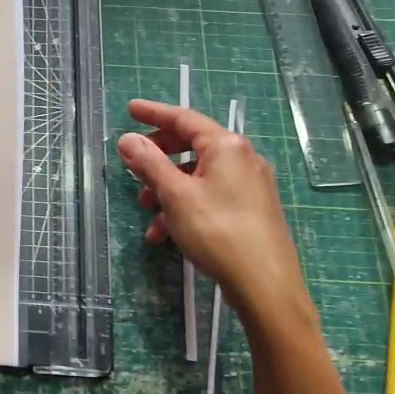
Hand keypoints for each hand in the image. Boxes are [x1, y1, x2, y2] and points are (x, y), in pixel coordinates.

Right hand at [116, 99, 316, 330]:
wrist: (265, 283)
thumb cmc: (217, 232)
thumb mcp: (175, 196)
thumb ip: (150, 164)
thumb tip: (129, 139)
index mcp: (227, 146)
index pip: (184, 119)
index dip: (154, 114)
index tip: (130, 110)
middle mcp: (243, 158)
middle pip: (193, 145)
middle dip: (158, 157)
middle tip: (133, 165)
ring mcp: (251, 184)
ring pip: (199, 176)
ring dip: (168, 188)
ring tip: (146, 211)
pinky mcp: (253, 209)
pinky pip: (212, 196)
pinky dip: (186, 206)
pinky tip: (167, 234)